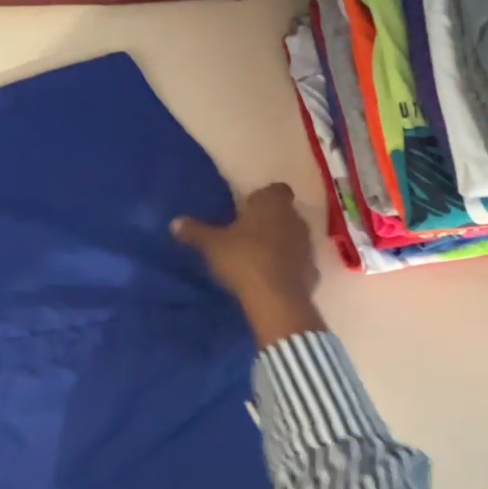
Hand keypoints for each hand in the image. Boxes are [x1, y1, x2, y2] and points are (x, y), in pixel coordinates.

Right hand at [172, 183, 326, 345]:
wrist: (276, 298)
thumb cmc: (243, 259)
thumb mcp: (211, 245)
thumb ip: (194, 231)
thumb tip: (175, 222)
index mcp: (272, 204)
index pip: (274, 189)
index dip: (261, 197)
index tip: (246, 209)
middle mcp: (295, 218)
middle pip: (284, 213)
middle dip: (268, 221)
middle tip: (244, 234)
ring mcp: (307, 245)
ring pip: (292, 237)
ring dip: (279, 243)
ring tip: (255, 257)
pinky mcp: (312, 270)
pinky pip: (297, 262)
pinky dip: (287, 266)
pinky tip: (269, 278)